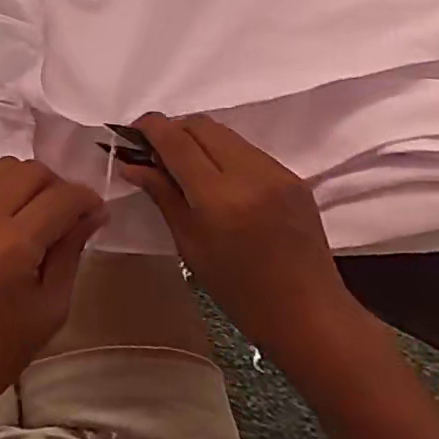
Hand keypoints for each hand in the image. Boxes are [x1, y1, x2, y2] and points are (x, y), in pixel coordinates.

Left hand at [0, 158, 105, 427]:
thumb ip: (70, 250)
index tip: (99, 214)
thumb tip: (93, 213)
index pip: (61, 197)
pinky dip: (4, 188)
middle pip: (30, 170)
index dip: (88, 199)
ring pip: (3, 167)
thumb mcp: (50, 307)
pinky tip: (13, 218)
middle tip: (70, 215)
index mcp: (12, 245)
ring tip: (42, 214)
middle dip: (59, 185)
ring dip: (30, 182)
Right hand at [121, 113, 359, 361]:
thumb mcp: (189, 244)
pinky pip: (247, 150)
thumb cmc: (237, 289)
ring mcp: (277, 172)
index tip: (131, 131)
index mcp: (220, 197)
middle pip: (202, 126)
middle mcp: (251, 175)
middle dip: (173, 129)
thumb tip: (132, 165)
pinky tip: (213, 177)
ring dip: (197, 139)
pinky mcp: (293, 177)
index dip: (150, 128)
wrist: (307, 313)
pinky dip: (222, 152)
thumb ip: (163, 195)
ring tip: (180, 164)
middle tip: (152, 150)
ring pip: (225, 134)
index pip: (178, 141)